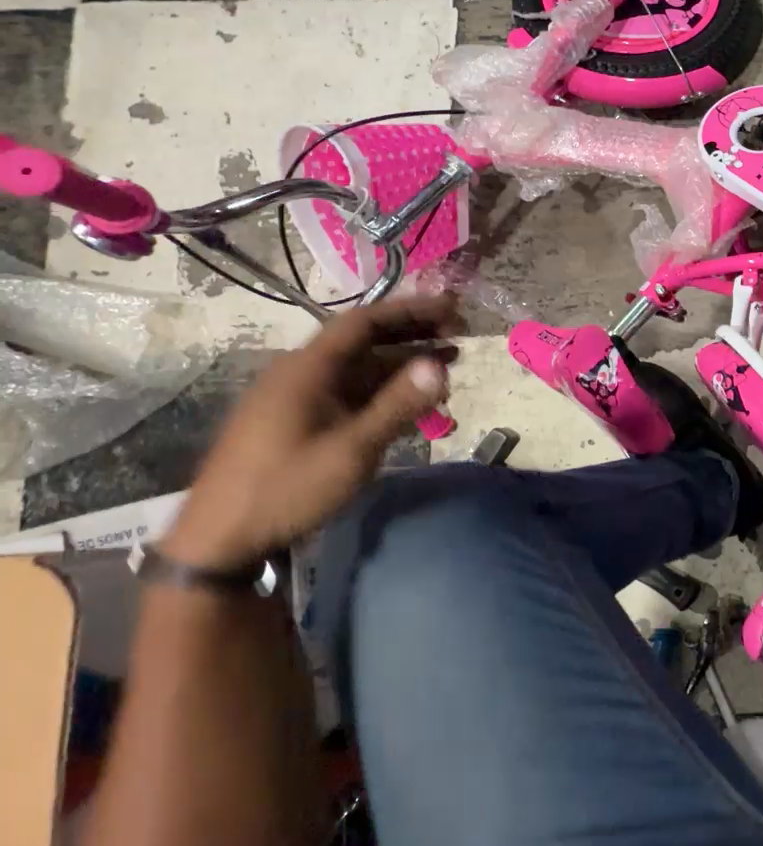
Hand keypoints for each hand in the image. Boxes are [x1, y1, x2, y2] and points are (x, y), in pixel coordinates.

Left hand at [161, 295, 457, 570]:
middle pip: (362, 340)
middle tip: (459, 331)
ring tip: (449, 362)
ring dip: (403, 361)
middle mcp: (300, 374)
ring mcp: (297, 397)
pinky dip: (385, 386)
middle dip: (412, 332)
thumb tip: (439, 366)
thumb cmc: (288, 488)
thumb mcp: (353, 449)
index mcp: (306, 371)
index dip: (411, 310)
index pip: (363, 322)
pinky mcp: (298, 420)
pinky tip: (411, 398)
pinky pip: (349, 390)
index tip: (453, 307)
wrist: (221, 538)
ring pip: (359, 366)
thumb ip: (398, 405)